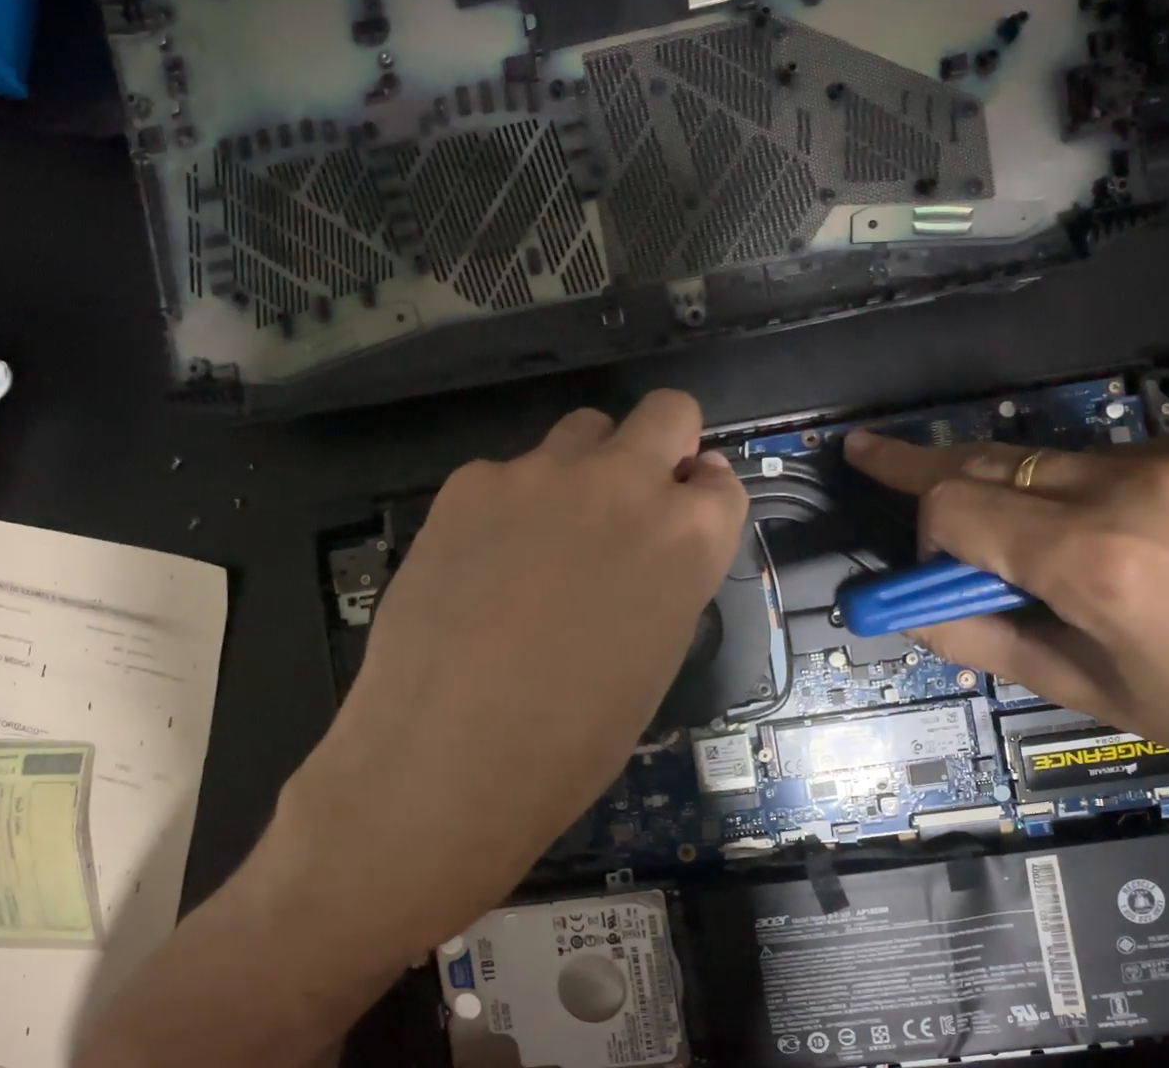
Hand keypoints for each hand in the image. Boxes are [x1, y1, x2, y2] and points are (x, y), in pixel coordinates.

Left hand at [282, 390, 747, 941]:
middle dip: (660, 444)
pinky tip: (476, 564)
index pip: (722, 480)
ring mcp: (539, 474)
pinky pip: (502, 475)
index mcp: (686, 540)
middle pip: (665, 412)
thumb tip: (652, 550)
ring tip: (542, 537)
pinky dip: (503, 506)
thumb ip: (663, 583)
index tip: (682, 514)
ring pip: (580, 432)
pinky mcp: (467, 484)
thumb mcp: (651, 660)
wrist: (447, 755)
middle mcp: (622, 485)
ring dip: (581, 468)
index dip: (701, 495)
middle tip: (628, 498)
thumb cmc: (569, 740)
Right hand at [844, 411, 1168, 862]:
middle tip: (884, 452)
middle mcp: (1148, 488)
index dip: (916, 514)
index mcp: (1099, 565)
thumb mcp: (1095, 693)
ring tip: (1125, 547)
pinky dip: (1152, 483)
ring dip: (1068, 494)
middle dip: (937, 465)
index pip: (952, 502)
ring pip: (1082, 457)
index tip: (881, 484)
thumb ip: (981, 640)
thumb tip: (906, 607)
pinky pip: (1165, 446)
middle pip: (999, 457)